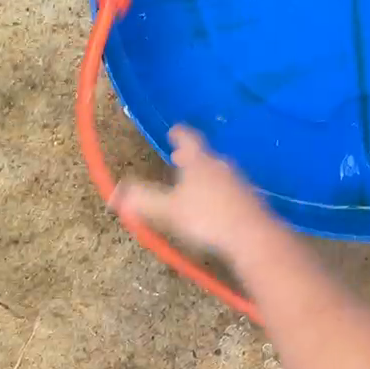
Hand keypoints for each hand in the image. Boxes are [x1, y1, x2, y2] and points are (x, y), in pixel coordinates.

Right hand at [112, 126, 281, 260]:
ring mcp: (239, 181)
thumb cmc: (206, 218)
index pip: (188, 138)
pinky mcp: (251, 199)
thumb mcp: (167, 210)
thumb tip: (115, 193)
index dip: (178, 133)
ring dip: (204, 173)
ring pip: (217, 170)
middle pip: (203, 154)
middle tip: (178, 158)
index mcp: (199, 161)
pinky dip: (217, 190)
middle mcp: (220, 164)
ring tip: (193, 183)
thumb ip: (142, 200)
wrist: (253, 236)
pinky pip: (229, 188)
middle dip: (189, 157)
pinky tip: (214, 206)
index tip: (173, 132)